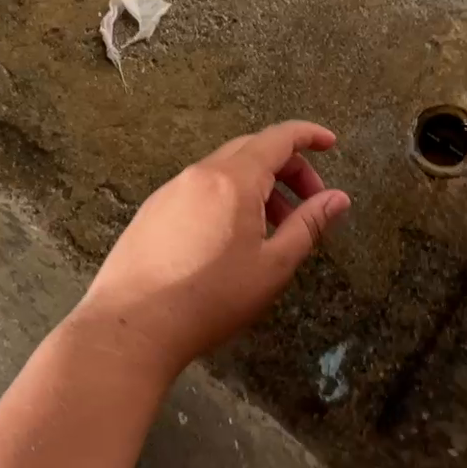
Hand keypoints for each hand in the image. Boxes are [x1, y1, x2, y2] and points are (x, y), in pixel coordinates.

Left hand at [74, 122, 350, 372]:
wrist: (127, 332)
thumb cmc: (210, 300)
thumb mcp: (272, 266)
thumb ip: (309, 225)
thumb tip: (339, 198)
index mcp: (234, 179)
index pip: (280, 137)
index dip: (309, 135)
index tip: (330, 143)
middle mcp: (201, 173)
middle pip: (254, 150)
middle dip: (288, 168)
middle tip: (309, 201)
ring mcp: (171, 191)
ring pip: (226, 170)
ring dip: (259, 187)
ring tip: (272, 230)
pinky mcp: (151, 212)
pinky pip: (200, 189)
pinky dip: (229, 198)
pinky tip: (231, 240)